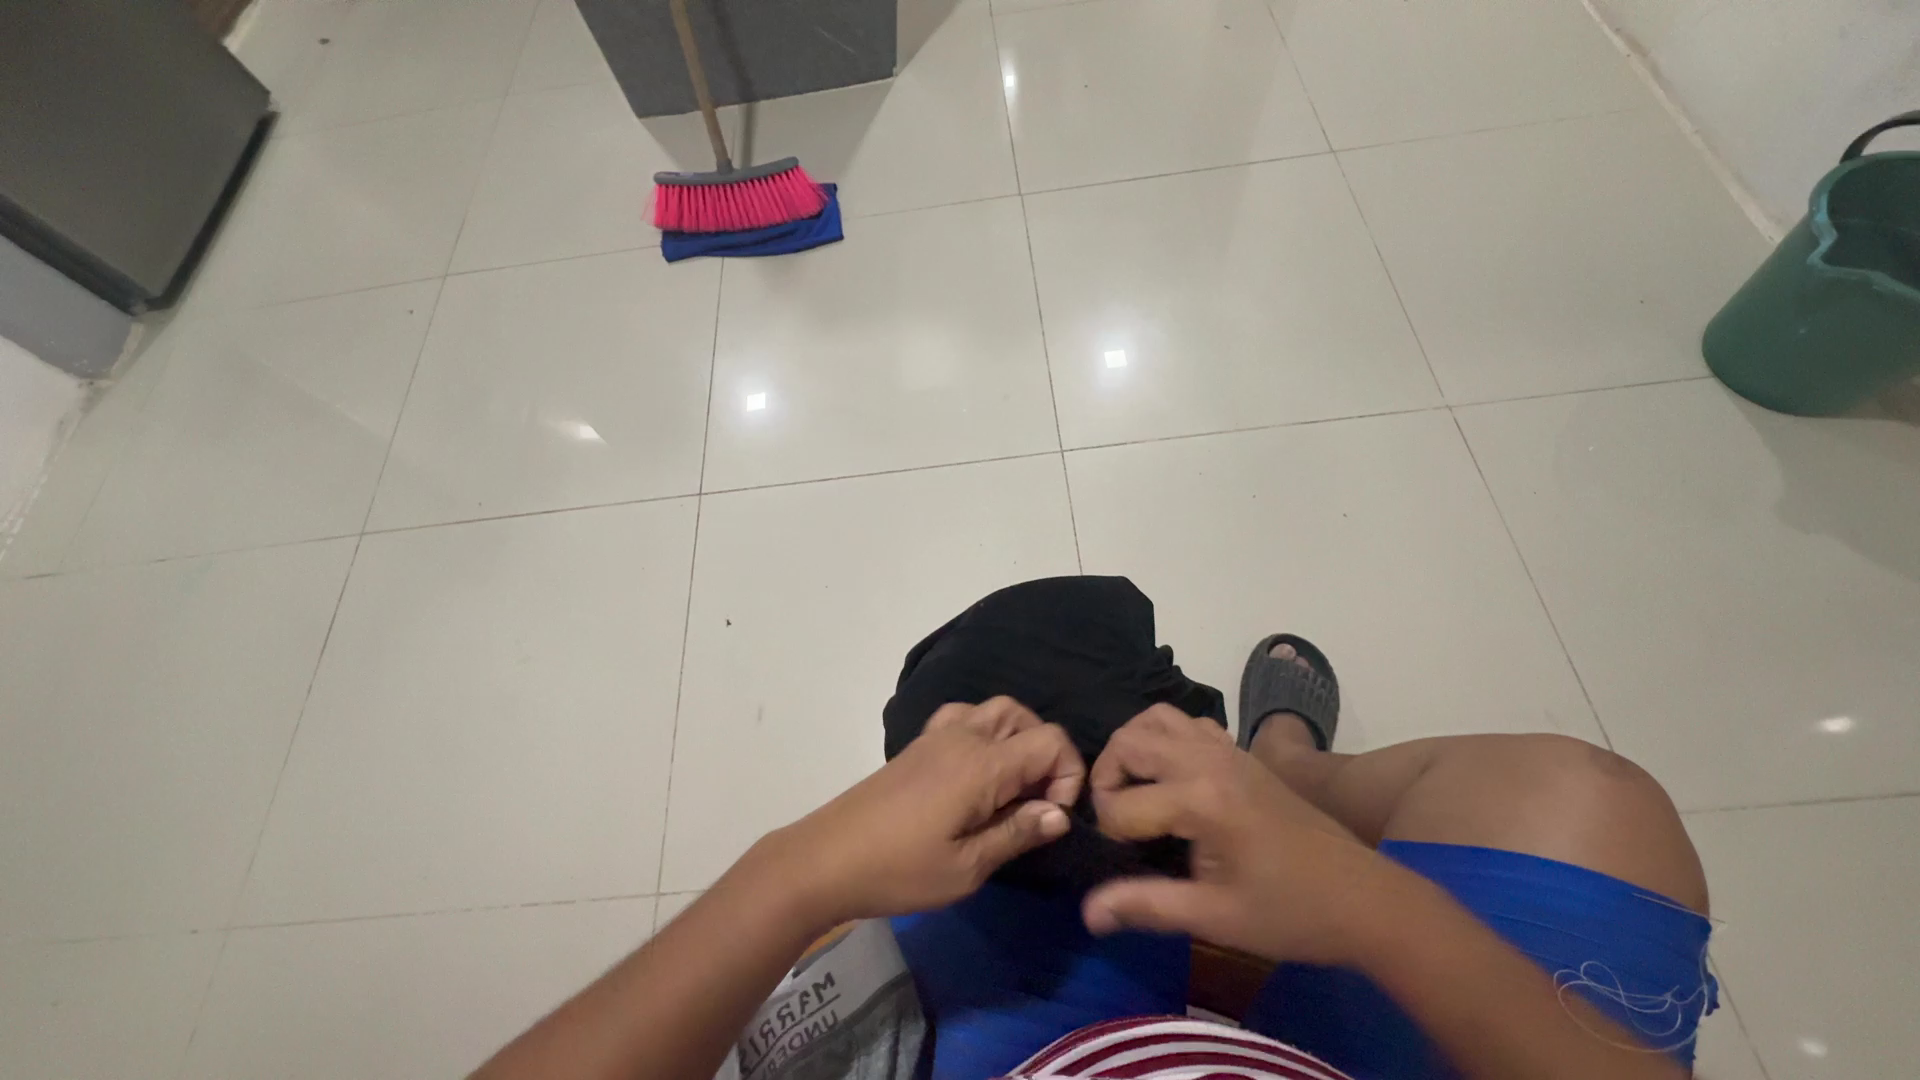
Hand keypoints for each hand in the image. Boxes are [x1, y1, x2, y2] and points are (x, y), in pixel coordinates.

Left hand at [761, 697, 1083, 928]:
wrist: (826, 859)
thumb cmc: (900, 870)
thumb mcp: (966, 867)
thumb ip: (1017, 833)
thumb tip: (1059, 813)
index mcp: (982, 764)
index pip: (1050, 741)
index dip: (1068, 775)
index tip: (1052, 816)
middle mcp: (963, 737)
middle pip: (1024, 716)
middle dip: (1045, 754)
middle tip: (1035, 803)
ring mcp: (937, 737)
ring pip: (994, 711)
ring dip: (1016, 738)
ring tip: (1010, 788)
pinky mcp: (917, 747)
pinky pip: (963, 718)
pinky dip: (983, 733)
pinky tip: (975, 775)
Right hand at [1082, 705, 1409, 966]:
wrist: (1367, 899)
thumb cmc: (1290, 914)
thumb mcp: (1214, 917)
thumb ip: (1145, 905)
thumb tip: (1087, 912)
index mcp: (1200, 799)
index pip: (1122, 804)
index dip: (1110, 835)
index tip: (1120, 863)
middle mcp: (1208, 760)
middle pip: (1129, 742)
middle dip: (1107, 778)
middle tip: (1117, 823)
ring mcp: (1228, 749)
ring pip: (1156, 719)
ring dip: (1133, 748)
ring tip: (1136, 790)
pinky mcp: (1243, 752)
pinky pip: (1189, 722)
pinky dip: (1166, 738)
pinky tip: (1174, 778)